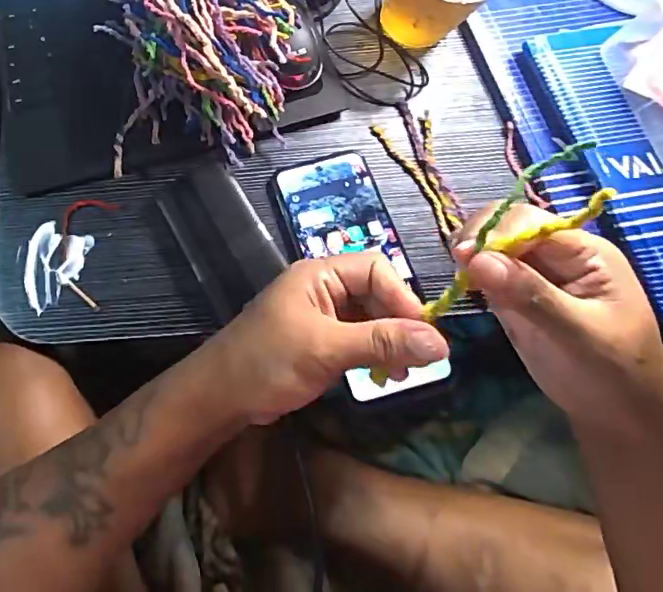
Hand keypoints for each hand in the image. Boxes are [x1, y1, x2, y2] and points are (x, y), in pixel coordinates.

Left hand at [196, 254, 448, 424]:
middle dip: (399, 324)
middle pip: (376, 294)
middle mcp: (323, 288)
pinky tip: (386, 377)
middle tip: (418, 361)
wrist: (223, 393)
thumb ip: (380, 342)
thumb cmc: (269, 360)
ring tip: (404, 374)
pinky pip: (359, 339)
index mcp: (319, 274)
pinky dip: (375, 355)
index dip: (402, 298)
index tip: (423, 335)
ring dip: (390, 343)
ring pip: (370, 319)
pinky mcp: (320, 340)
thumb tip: (439, 341)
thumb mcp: (327, 349)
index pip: (375, 269)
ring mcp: (321, 315)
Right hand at [458, 204, 662, 429]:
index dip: (494, 231)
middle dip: (479, 239)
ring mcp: (536, 271)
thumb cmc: (615, 377)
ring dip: (471, 255)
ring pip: (492, 243)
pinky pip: (488, 268)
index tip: (464, 256)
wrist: (621, 422)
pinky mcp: (516, 290)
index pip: (529, 221)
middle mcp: (558, 252)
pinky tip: (466, 286)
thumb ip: (531, 294)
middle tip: (457, 266)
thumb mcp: (579, 336)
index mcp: (585, 252)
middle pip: (506, 224)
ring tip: (462, 280)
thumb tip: (477, 259)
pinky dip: (472, 273)